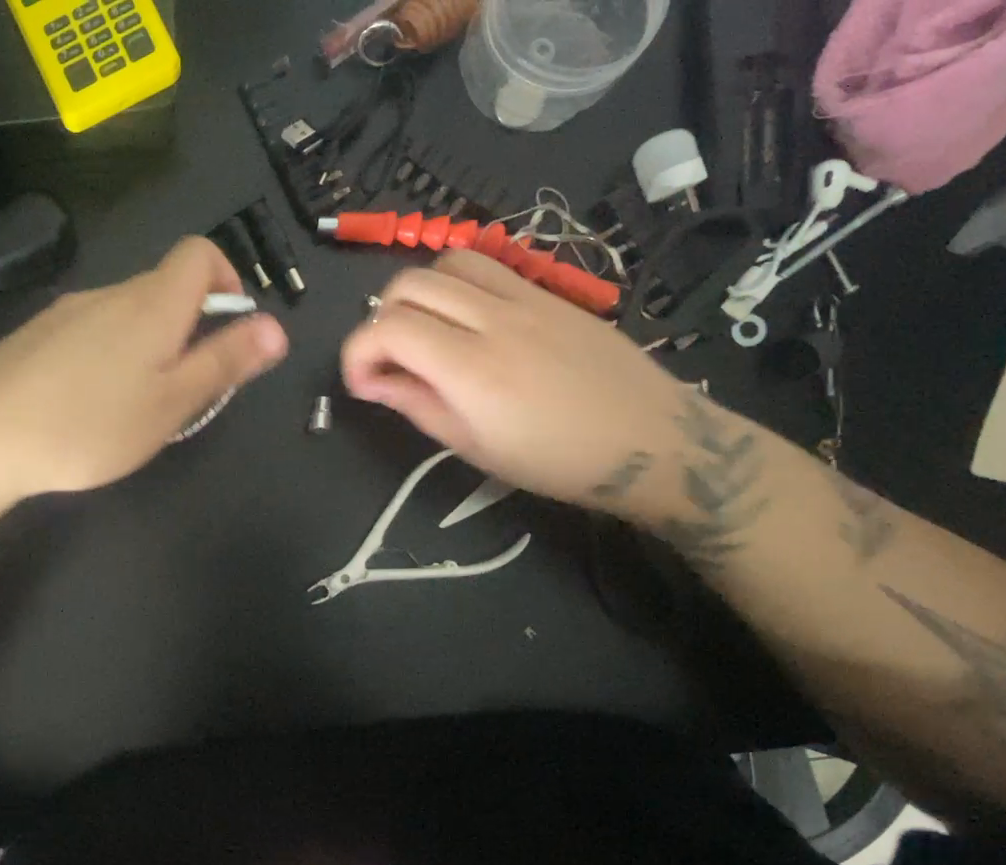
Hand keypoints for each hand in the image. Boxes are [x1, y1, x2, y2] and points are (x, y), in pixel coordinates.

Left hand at [0, 237, 288, 504]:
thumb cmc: (89, 427)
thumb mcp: (170, 405)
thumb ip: (224, 363)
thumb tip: (277, 326)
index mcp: (150, 304)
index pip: (200, 253)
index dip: (227, 280)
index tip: (229, 331)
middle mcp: (106, 294)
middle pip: (162, 287)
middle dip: (187, 326)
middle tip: (184, 389)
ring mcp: (62, 314)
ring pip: (122, 314)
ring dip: (144, 345)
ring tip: (132, 406)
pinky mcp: (29, 338)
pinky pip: (85, 333)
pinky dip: (103, 356)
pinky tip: (83, 407)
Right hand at [340, 250, 684, 513]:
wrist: (649, 441)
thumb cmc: (555, 461)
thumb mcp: (472, 446)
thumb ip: (416, 404)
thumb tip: (371, 381)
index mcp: (471, 368)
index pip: (387, 329)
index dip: (356, 353)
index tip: (362, 385)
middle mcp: (494, 319)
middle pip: (408, 286)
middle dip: (378, 321)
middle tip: (387, 360)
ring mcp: (526, 298)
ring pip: (446, 262)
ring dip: (417, 292)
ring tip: (422, 331)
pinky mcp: (549, 293)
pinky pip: (487, 266)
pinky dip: (456, 283)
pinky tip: (463, 318)